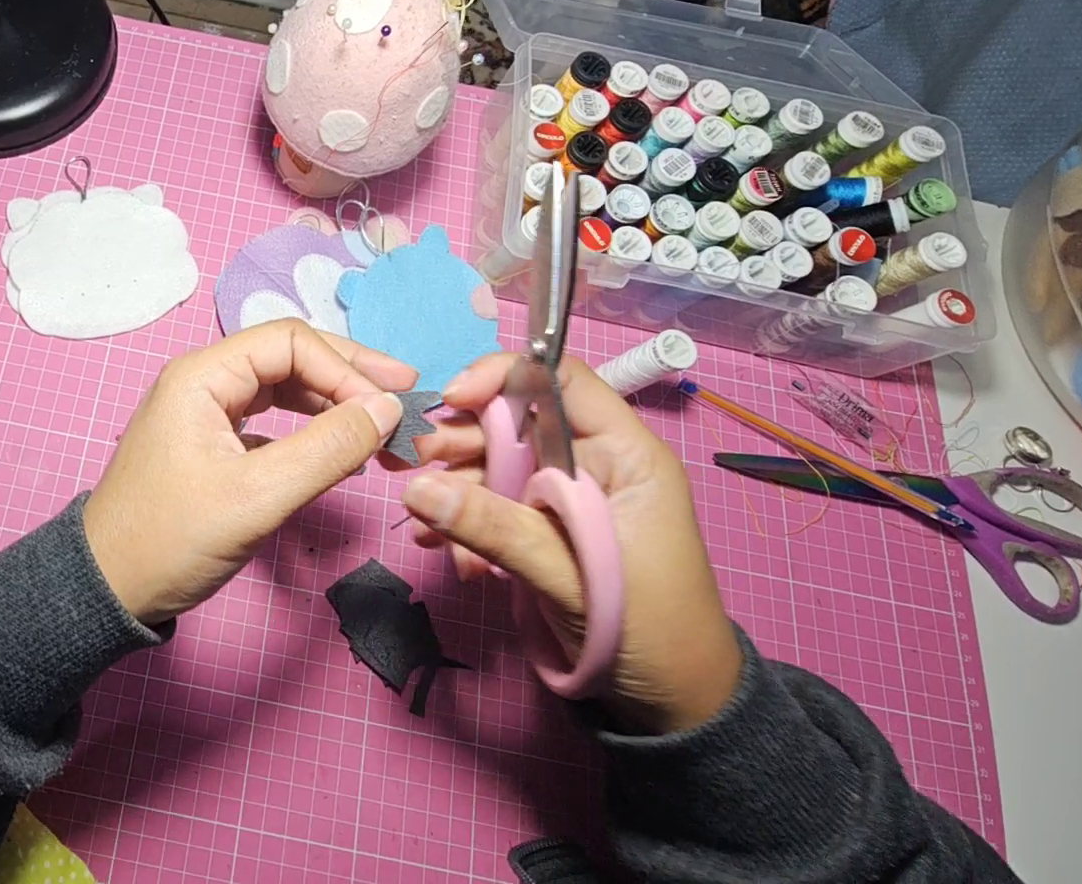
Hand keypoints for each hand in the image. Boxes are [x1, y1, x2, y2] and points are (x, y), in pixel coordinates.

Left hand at [85, 320, 416, 624]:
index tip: (389, 409)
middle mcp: (206, 382)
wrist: (110, 588)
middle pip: (291, 357)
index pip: (289, 342)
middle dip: (349, 376)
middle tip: (407, 397)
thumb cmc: (171, 539)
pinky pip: (274, 421)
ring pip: (285, 389)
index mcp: (203, 376)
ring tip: (384, 427)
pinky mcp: (215, 444)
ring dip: (335, 404)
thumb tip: (386, 410)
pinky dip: (312, 431)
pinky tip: (343, 451)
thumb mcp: (255, 496)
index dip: (345, 369)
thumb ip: (325, 450)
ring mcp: (209, 412)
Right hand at [400, 353, 742, 733]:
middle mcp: (590, 462)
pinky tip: (439, 548)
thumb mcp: (567, 577)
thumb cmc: (645, 632)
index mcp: (621, 454)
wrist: (671, 706)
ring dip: (453, 490)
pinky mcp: (542, 525)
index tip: (450, 401)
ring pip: (494, 464)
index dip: (502, 376)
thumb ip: (495, 529)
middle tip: (410, 463)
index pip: (558, 381)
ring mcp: (563, 494)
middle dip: (460, 441)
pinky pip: (491, 504)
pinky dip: (462, 522)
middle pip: (513, 421)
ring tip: (422, 526)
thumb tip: (418, 489)